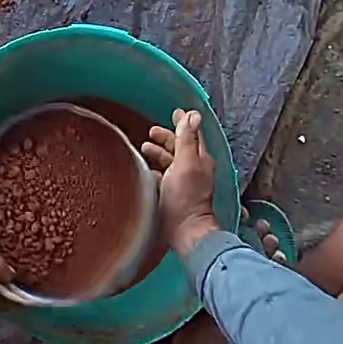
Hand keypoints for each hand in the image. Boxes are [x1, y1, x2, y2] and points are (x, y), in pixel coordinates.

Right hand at [141, 109, 221, 258]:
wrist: (184, 231)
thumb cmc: (186, 196)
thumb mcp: (186, 163)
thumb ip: (187, 139)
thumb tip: (192, 114)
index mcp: (200, 159)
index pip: (192, 135)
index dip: (183, 123)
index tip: (174, 112)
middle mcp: (193, 169)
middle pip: (179, 148)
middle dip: (166, 138)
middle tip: (150, 132)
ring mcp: (182, 183)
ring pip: (169, 162)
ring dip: (157, 153)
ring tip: (143, 148)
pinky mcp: (171, 195)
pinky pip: (161, 177)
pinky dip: (153, 170)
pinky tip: (142, 169)